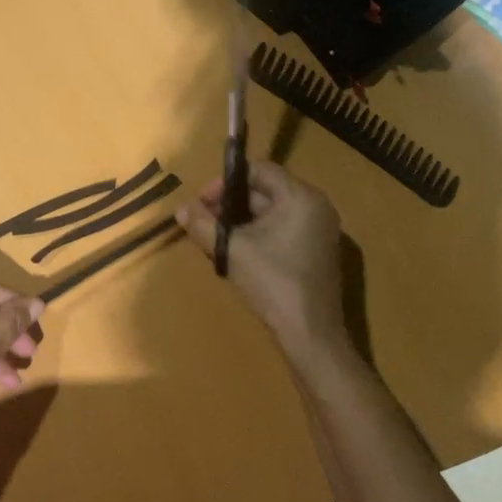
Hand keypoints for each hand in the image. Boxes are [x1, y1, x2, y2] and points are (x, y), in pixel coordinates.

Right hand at [176, 161, 345, 351]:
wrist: (310, 332)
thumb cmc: (273, 282)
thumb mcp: (232, 251)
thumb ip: (204, 226)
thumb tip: (181, 209)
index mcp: (301, 197)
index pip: (260, 170)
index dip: (226, 182)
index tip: (203, 203)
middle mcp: (316, 207)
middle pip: (266, 190)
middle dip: (231, 204)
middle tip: (204, 221)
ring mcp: (320, 230)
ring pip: (273, 212)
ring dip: (242, 221)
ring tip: (216, 239)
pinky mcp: (317, 251)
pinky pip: (284, 229)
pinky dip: (260, 234)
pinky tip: (239, 253)